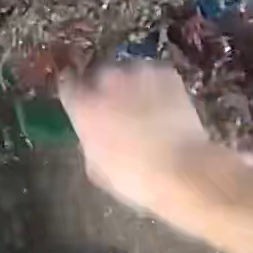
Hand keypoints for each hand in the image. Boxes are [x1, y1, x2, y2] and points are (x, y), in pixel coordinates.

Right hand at [60, 62, 248, 230]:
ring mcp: (138, 73)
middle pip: (100, 78)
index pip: (68, 88)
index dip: (76, 97)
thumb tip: (92, 138)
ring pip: (130, 74)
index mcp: (84, 107)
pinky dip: (158, 88)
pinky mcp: (167, 73)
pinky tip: (167, 110)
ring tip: (147, 114)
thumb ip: (90, 146)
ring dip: (133, 89)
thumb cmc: (137, 179)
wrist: (184, 170)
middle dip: (107, 93)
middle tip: (120, 116)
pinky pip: (156, 77)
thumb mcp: (99, 171)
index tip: (82, 105)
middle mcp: (106, 81)